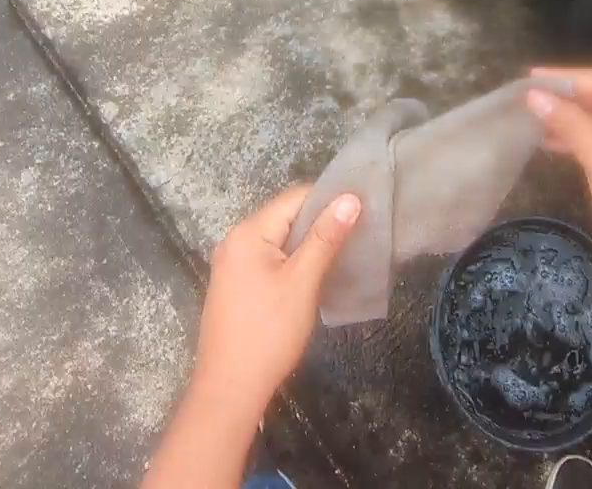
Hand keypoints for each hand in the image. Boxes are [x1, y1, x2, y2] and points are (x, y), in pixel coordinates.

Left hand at [190, 185, 359, 419]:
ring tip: (342, 252)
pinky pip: (269, 258)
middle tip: (357, 232)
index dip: (329, 200)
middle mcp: (235, 240)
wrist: (229, 392)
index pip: (295, 198)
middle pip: (286, 216)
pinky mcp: (235, 285)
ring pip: (279, 239)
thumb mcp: (302, 281)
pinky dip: (293, 260)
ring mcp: (232, 264)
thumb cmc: (268, 332)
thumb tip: (350, 198)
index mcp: (248, 232)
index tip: (362, 210)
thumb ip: (326, 237)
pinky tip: (314, 275)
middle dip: (321, 222)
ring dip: (309, 243)